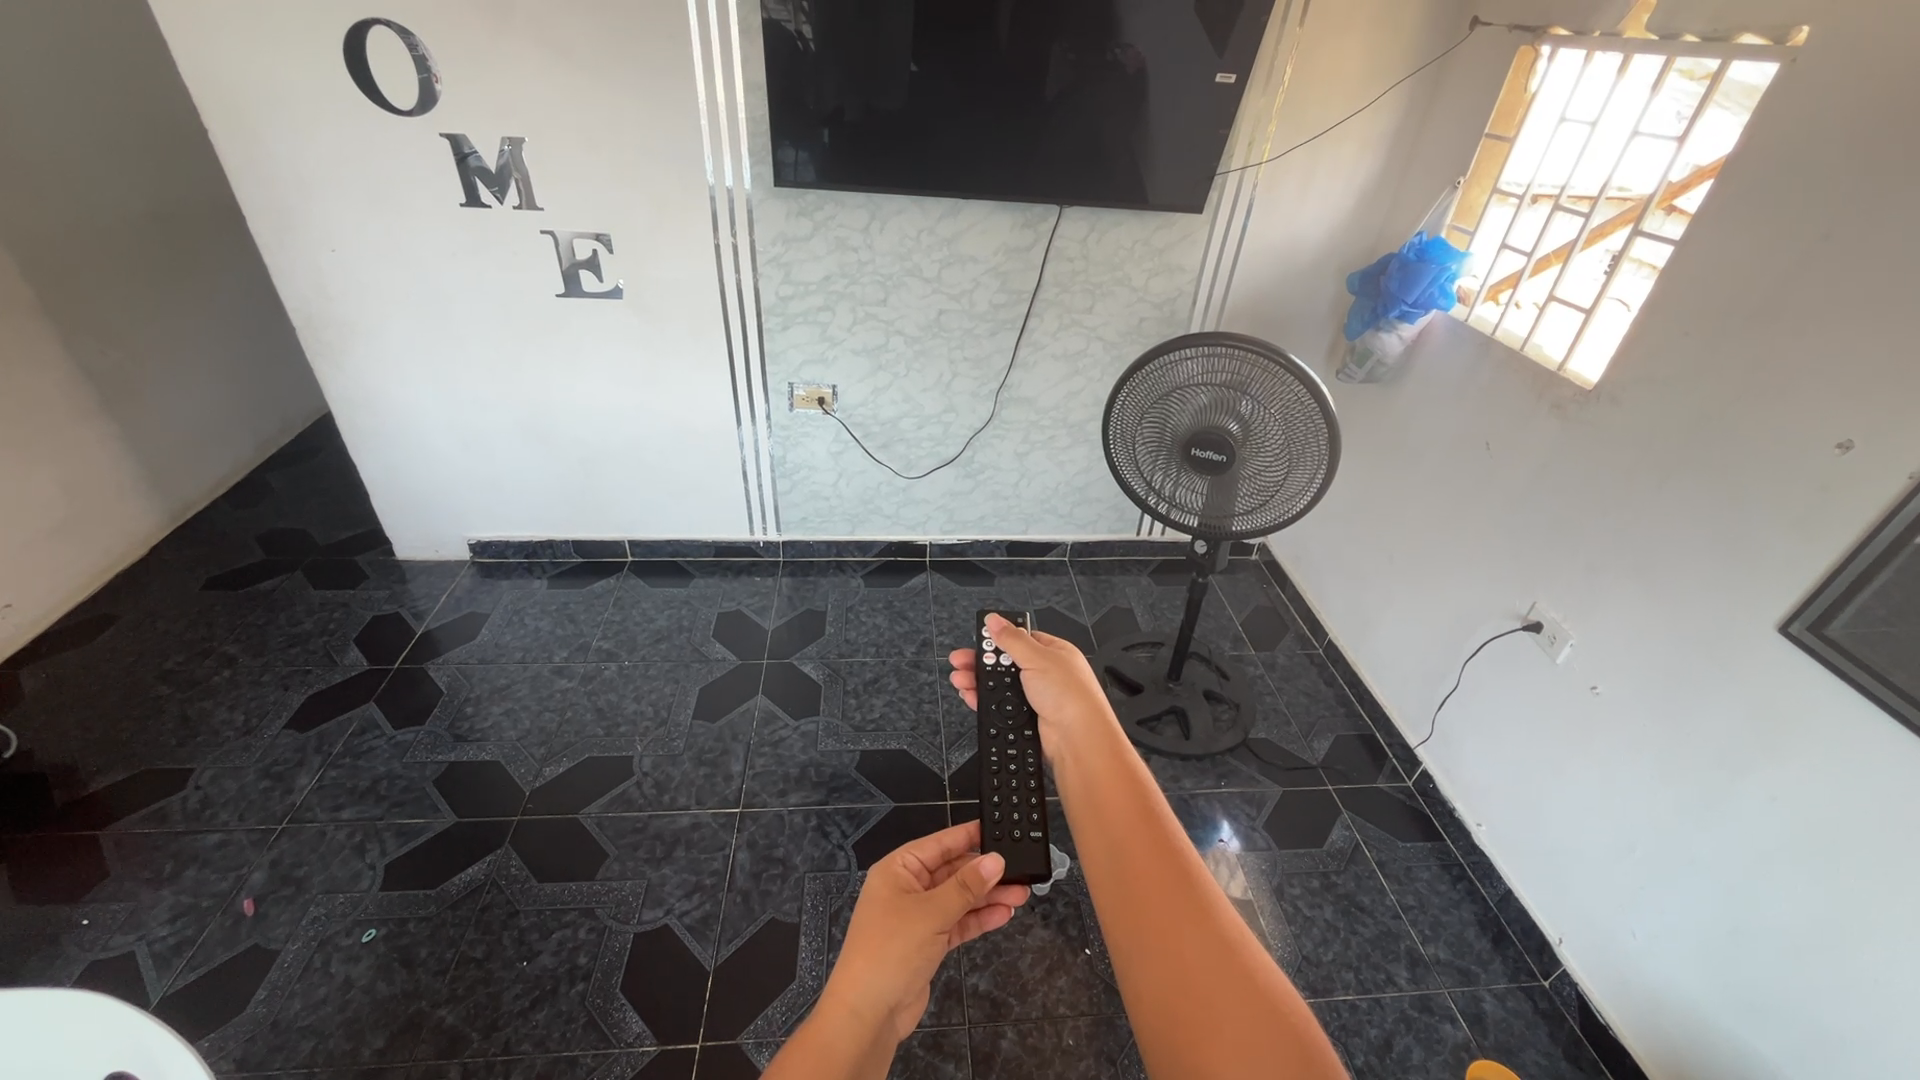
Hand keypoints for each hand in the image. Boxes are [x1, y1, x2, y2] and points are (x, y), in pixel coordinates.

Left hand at [821, 821, 1029, 1042]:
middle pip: (952, 872)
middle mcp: (907, 888)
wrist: (868, 1013)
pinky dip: (978, 919)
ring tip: (1021, 894)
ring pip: (958, 899)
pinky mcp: (927, 943)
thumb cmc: (892, 949)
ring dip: (987, 897)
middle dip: (984, 873)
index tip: (1001, 828)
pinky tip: (1003, 914)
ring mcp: (917, 917)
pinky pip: (957, 923)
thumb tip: (996, 860)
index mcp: (899, 869)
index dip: (969, 836)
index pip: (940, 844)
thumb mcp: (931, 912)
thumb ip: (966, 886)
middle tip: (1020, 871)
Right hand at [948, 613, 1114, 759]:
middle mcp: (1045, 673)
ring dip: (978, 682)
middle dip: (981, 663)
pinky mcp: (1025, 716)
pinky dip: (984, 701)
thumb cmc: (1072, 697)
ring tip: (960, 679)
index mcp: (1053, 652)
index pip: (1019, 639)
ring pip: (999, 686)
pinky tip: (972, 696)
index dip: (996, 639)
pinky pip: (999, 706)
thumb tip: (995, 620)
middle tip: (961, 662)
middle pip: (1004, 663)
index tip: (977, 641)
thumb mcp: (1037, 658)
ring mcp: (1035, 696)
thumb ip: (1012, 639)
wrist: (1077, 739)